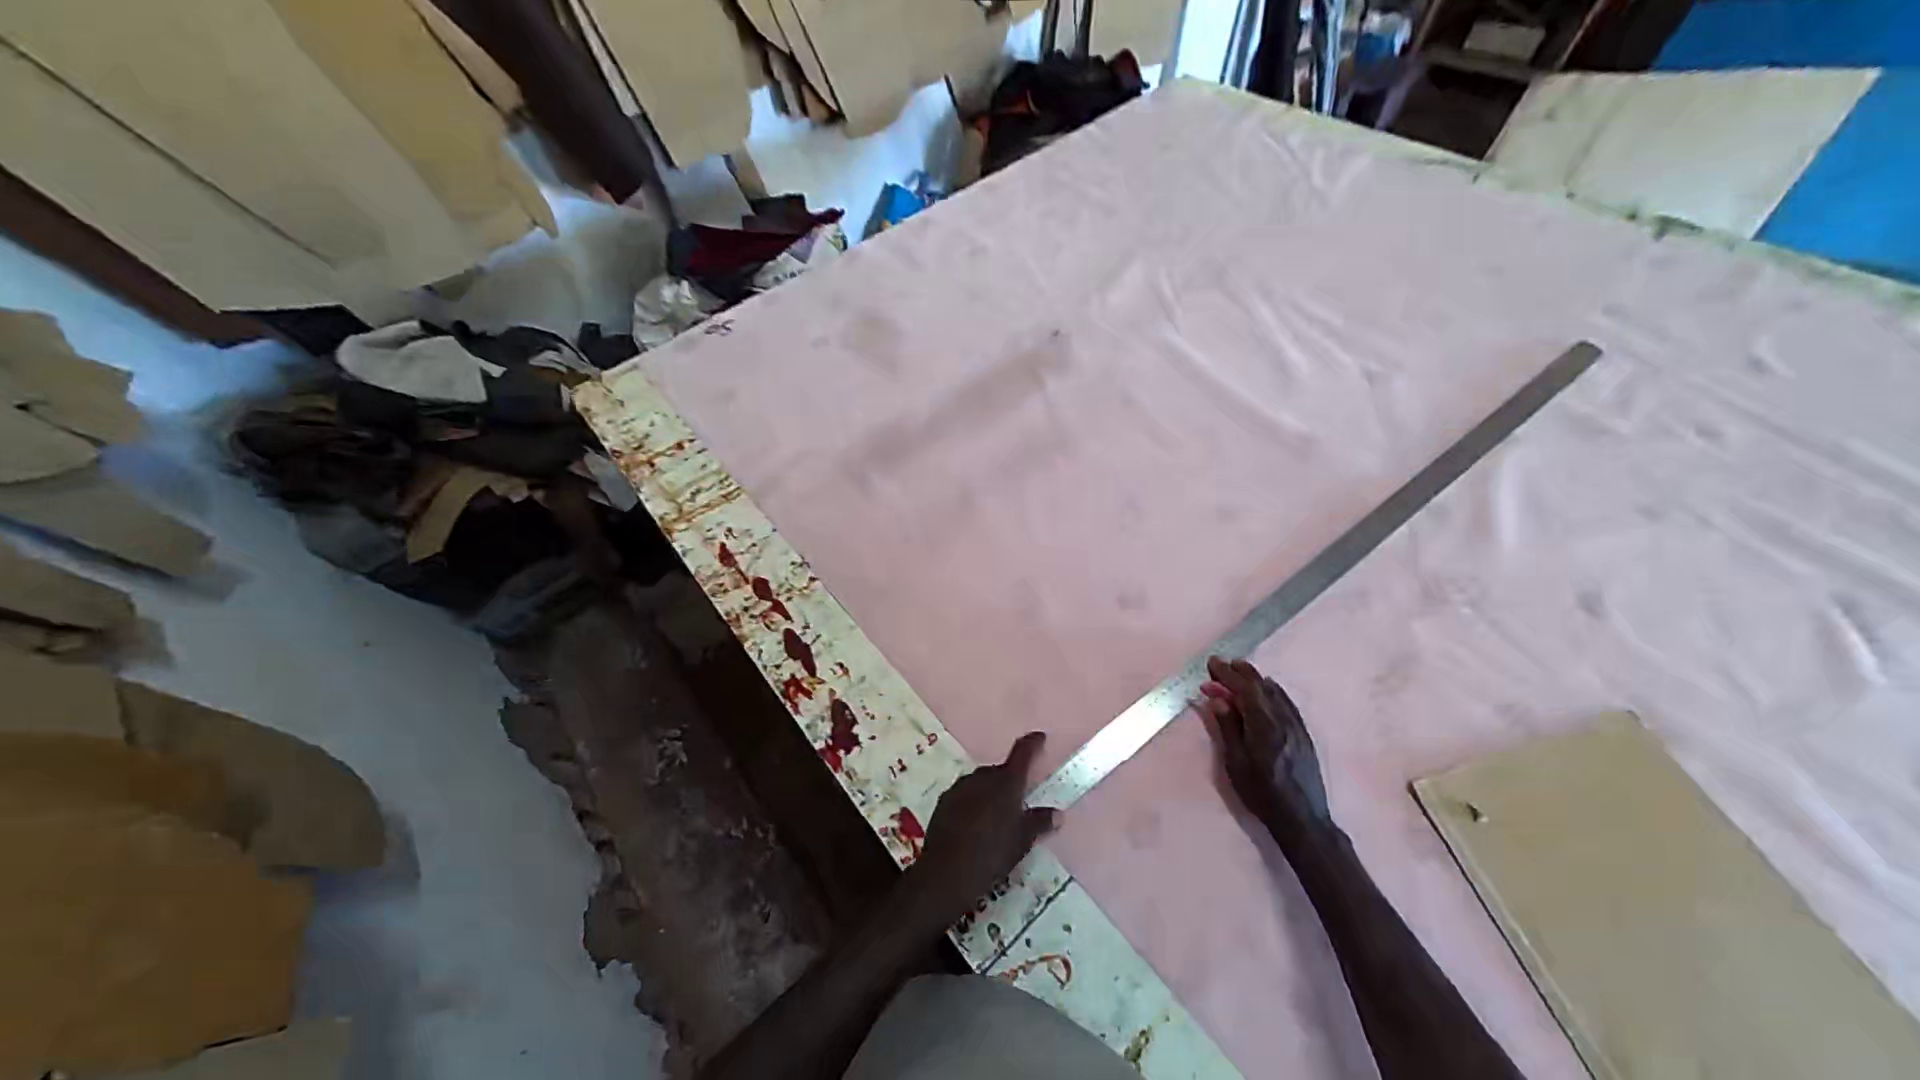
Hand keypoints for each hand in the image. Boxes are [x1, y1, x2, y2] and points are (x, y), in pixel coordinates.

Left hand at [914, 732, 1059, 915]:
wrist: (949, 870)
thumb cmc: (993, 852)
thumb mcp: (1023, 840)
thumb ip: (1040, 822)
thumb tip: (1057, 814)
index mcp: (1006, 781)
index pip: (1022, 753)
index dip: (1032, 744)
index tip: (1039, 737)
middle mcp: (982, 777)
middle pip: (999, 771)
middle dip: (1009, 781)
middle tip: (1017, 800)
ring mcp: (960, 788)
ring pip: (980, 782)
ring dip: (988, 791)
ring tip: (995, 816)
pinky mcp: (943, 802)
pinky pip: (963, 795)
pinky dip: (971, 802)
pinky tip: (973, 824)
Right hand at [1199, 656, 1331, 837]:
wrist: (1302, 818)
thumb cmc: (1261, 792)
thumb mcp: (1235, 762)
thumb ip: (1227, 727)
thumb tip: (1217, 699)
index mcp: (1264, 725)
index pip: (1244, 689)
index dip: (1227, 674)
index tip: (1212, 663)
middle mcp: (1283, 719)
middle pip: (1261, 686)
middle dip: (1240, 672)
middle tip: (1221, 664)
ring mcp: (1296, 725)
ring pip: (1275, 692)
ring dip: (1255, 679)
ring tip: (1239, 672)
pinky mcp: (1303, 734)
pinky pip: (1286, 702)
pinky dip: (1272, 690)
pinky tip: (1266, 691)